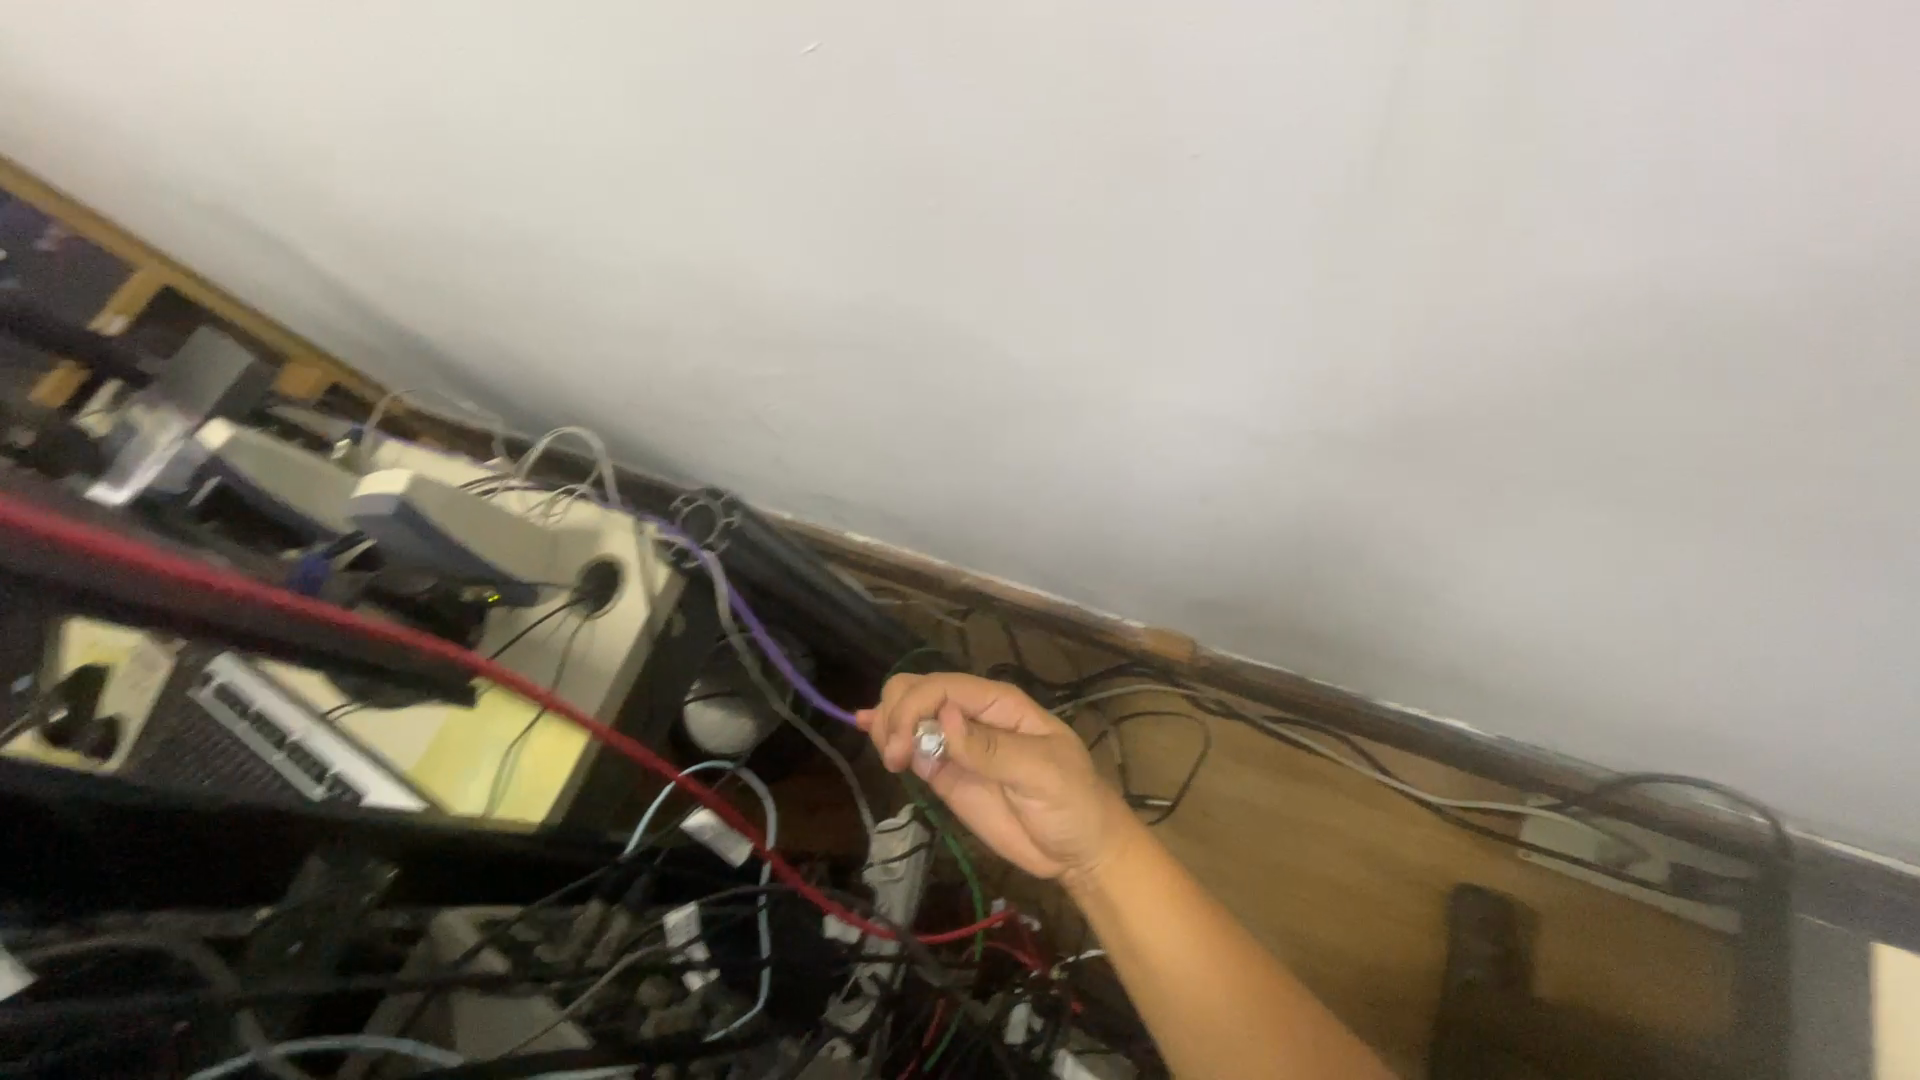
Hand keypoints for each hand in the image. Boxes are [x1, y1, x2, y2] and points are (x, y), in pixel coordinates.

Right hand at [856, 673, 1136, 882]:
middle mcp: (972, 716)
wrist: (1079, 851)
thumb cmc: (1073, 803)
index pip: (942, 686)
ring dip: (888, 727)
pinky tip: (869, 736)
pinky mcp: (947, 775)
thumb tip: (944, 717)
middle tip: (896, 757)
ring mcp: (957, 745)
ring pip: (909, 715)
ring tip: (892, 759)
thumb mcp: (1041, 773)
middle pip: (918, 691)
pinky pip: (913, 749)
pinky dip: (889, 740)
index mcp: (998, 703)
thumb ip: (991, 748)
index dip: (913, 708)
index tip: (900, 748)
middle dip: (896, 715)